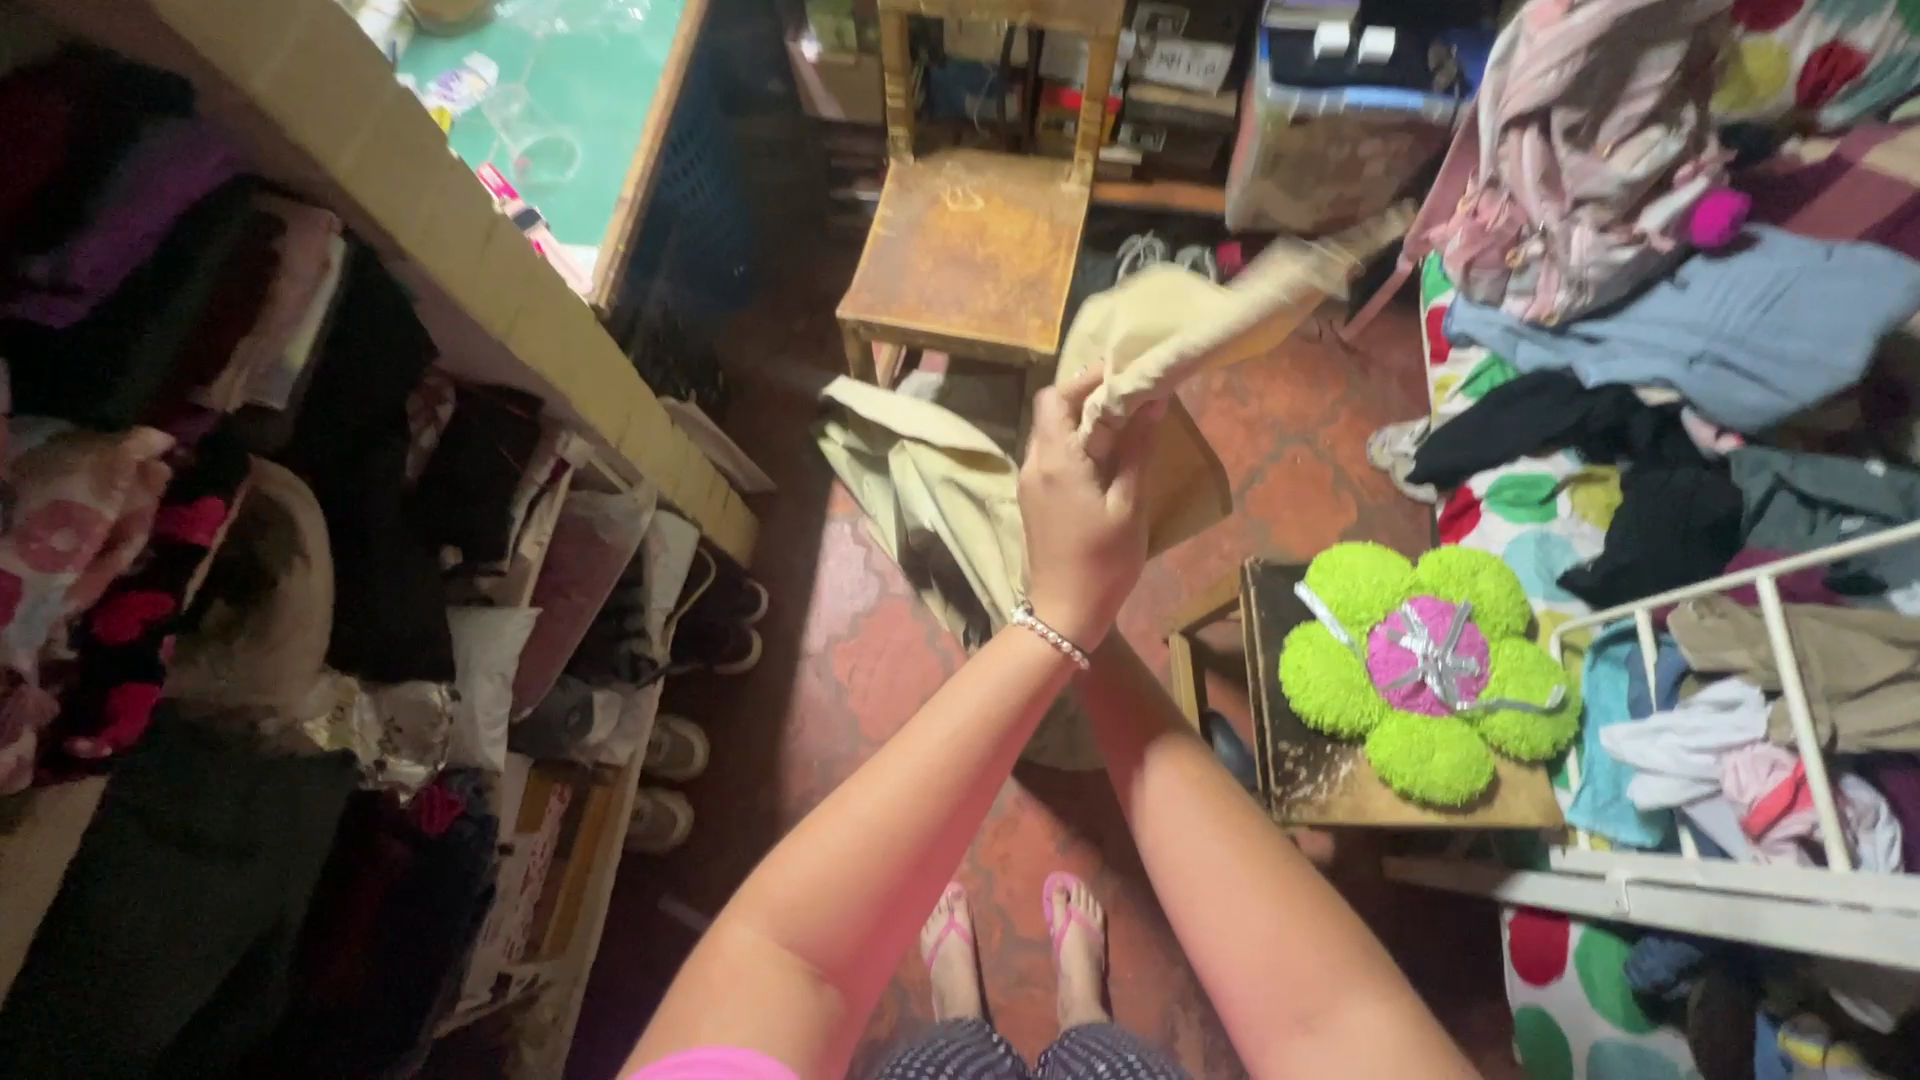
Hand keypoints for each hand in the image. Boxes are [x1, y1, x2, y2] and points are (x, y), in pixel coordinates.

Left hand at [1018, 366, 1163, 650]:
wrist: (1065, 611)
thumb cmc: (1103, 560)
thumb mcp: (1129, 504)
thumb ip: (1136, 449)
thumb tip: (1150, 400)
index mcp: (1055, 460)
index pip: (1056, 396)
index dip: (1086, 379)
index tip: (1124, 375)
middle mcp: (1034, 464)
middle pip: (1051, 412)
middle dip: (1087, 397)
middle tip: (1130, 397)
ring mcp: (1030, 483)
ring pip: (1051, 434)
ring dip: (1083, 422)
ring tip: (1125, 423)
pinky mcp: (1035, 500)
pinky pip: (1052, 457)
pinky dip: (1076, 446)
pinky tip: (1108, 457)